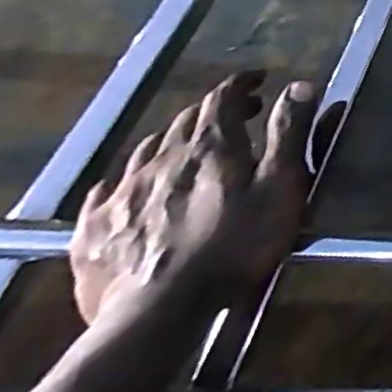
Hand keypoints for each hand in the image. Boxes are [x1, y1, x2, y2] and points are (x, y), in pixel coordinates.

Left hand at [70, 71, 318, 324]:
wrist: (158, 311)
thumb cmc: (237, 243)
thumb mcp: (282, 184)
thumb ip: (290, 133)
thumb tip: (298, 86)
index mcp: (211, 144)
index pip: (223, 96)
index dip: (242, 83)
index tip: (259, 79)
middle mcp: (162, 158)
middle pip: (186, 120)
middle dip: (215, 110)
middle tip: (240, 114)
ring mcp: (121, 193)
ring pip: (147, 149)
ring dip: (174, 139)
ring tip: (191, 146)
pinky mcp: (93, 229)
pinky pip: (107, 188)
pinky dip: (129, 176)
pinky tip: (133, 185)